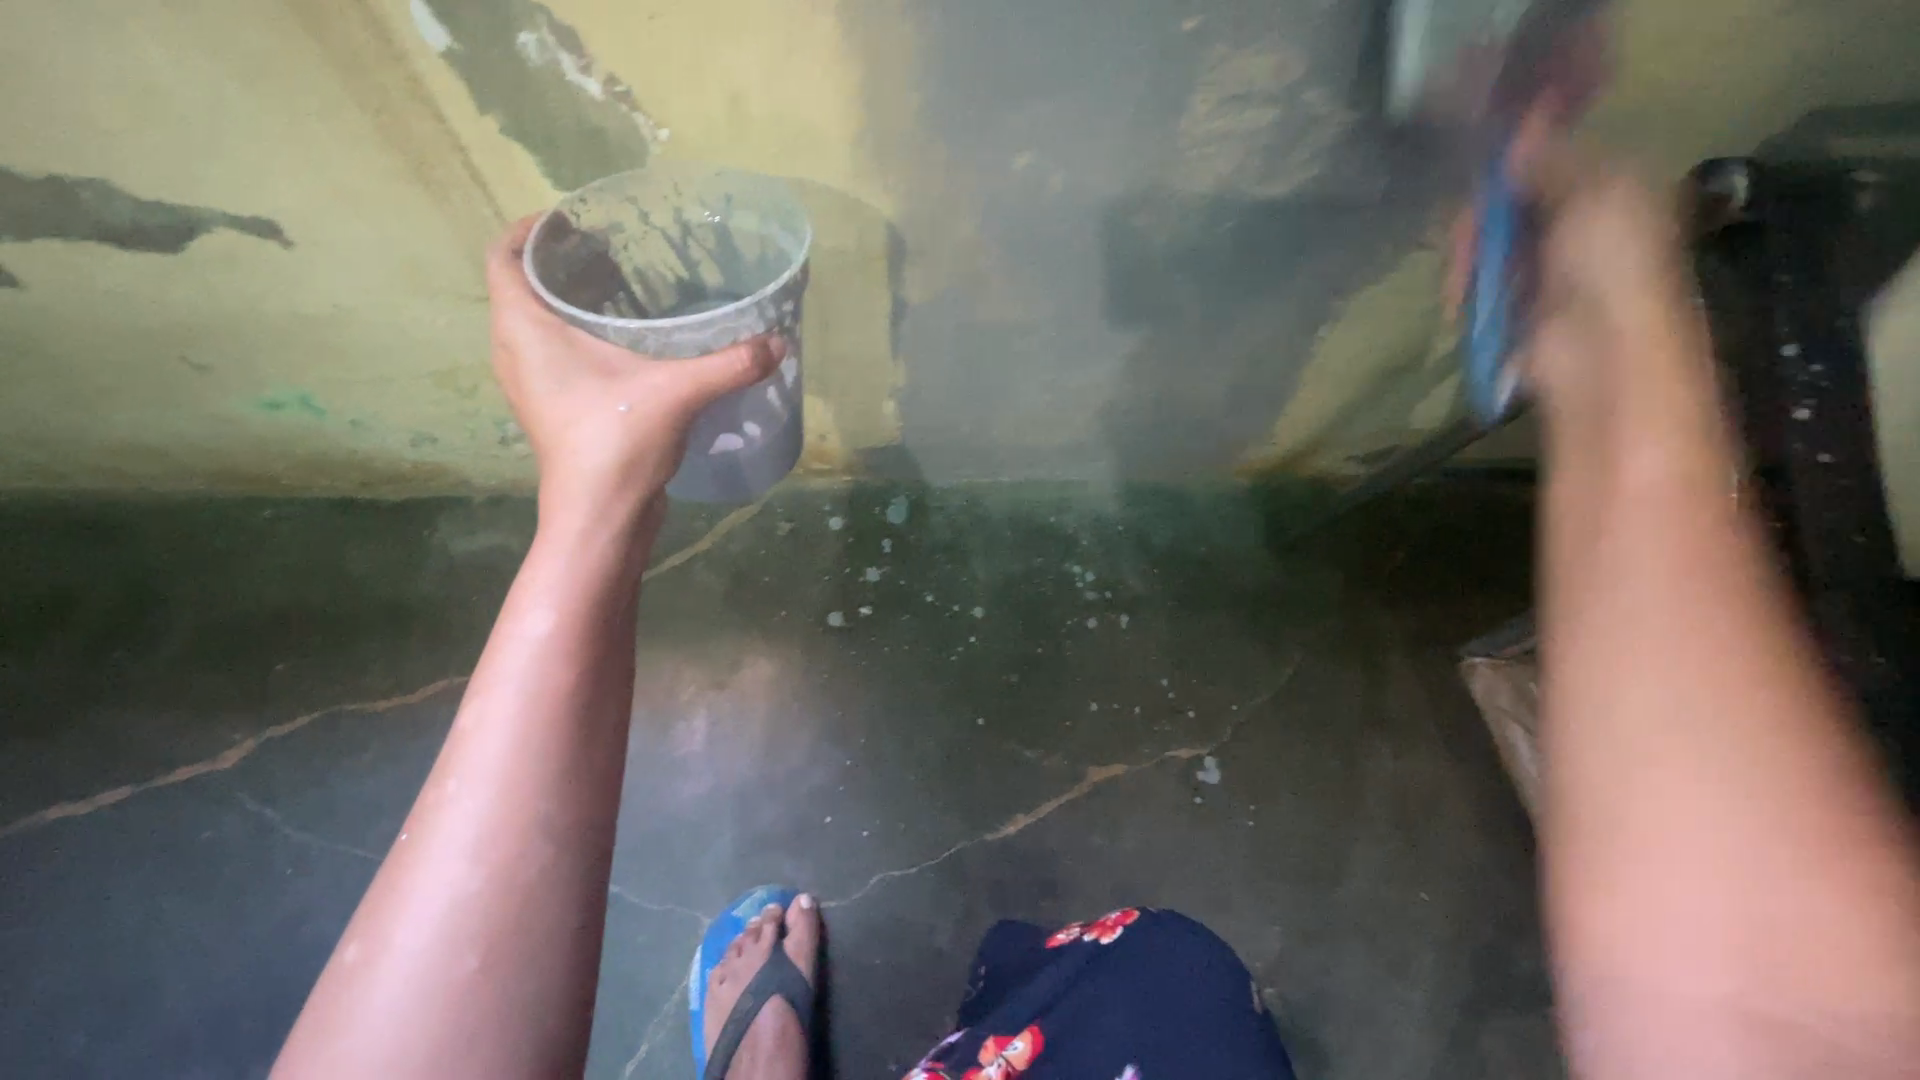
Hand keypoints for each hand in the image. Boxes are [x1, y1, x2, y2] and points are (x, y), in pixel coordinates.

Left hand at [485, 215, 786, 533]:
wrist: (599, 517)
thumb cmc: (617, 441)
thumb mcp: (679, 392)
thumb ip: (730, 363)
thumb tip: (778, 343)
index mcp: (524, 330)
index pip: (504, 257)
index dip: (530, 230)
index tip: (573, 220)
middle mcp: (516, 352)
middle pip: (523, 288)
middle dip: (562, 265)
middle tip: (613, 251)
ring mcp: (531, 386)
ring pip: (539, 325)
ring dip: (571, 304)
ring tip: (622, 292)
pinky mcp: (552, 411)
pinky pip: (555, 355)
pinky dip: (581, 339)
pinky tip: (629, 347)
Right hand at [1453, 124, 1720, 457]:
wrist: (1599, 356)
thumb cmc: (1607, 271)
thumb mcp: (1594, 195)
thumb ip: (1553, 161)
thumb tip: (1517, 136)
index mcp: (1609, 185)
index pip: (1547, 155)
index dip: (1510, 161)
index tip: (1480, 174)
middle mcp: (1577, 219)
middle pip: (1508, 200)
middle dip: (1480, 219)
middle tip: (1464, 239)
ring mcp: (1543, 263)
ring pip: (1488, 241)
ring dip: (1468, 258)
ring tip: (1461, 284)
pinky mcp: (1514, 302)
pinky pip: (1479, 279)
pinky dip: (1467, 288)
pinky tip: (1464, 301)